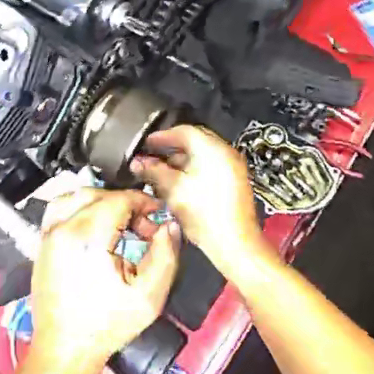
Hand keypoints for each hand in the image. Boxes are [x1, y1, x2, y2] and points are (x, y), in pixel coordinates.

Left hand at [29, 188, 179, 373]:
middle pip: (100, 194)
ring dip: (102, 201)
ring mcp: (48, 235)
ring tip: (119, 223)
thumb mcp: (149, 296)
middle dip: (126, 203)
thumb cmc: (105, 326)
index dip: (144, 203)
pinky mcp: (41, 244)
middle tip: (142, 226)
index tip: (157, 217)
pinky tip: (95, 226)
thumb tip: (168, 226)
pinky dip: (80, 208)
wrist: (64, 350)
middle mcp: (63, 229)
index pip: (120, 199)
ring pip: (76, 195)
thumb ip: (165, 255)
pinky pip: (59, 209)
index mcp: (88, 238)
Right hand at [131, 125, 273, 277]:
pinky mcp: (234, 181)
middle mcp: (226, 152)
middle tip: (152, 156)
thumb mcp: (173, 189)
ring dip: (181, 160)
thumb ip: (154, 171)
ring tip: (161, 172)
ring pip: (201, 155)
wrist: (234, 242)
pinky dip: (193, 170)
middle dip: (171, 148)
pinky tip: (178, 184)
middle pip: (194, 141)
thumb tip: (139, 162)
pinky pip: (210, 167)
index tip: (147, 143)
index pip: (184, 131)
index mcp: (212, 148)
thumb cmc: (206, 215)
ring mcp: (232, 167)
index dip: (162, 136)